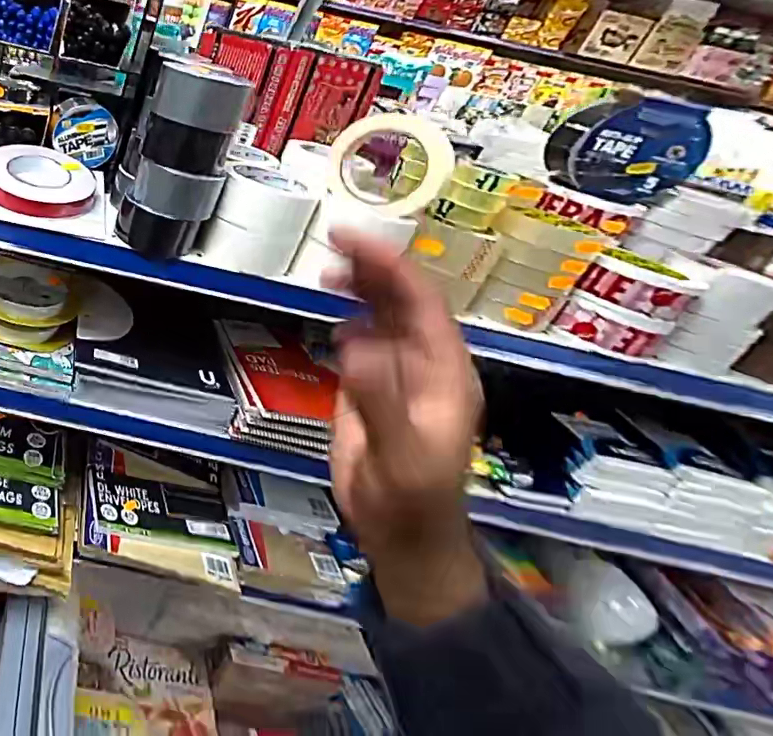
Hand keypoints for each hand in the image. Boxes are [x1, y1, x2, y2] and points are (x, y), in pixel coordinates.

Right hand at [322, 226, 488, 627]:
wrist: (402, 533)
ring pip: (384, 313)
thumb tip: (355, 344)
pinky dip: (349, 317)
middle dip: (373, 266)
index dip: (391, 265)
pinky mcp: (375, 383)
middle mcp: (425, 361)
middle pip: (403, 299)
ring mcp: (400, 371)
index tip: (354, 240)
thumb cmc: (411, 500)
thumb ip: (380, 401)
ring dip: (360, 287)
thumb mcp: (401, 456)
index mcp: (444, 370)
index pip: (421, 302)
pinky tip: (333, 312)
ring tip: (328, 268)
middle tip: (334, 239)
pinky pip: (365, 337)